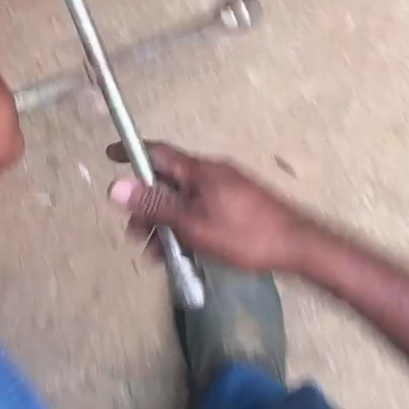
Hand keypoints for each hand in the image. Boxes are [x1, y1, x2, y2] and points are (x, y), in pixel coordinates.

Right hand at [105, 142, 316, 271]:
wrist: (299, 247)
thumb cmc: (244, 235)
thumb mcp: (192, 224)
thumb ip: (153, 206)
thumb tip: (116, 186)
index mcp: (200, 171)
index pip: (157, 152)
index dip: (131, 153)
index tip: (109, 155)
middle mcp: (211, 173)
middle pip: (168, 181)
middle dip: (146, 206)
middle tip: (135, 234)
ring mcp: (225, 189)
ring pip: (183, 200)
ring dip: (165, 223)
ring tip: (158, 255)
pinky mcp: (236, 205)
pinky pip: (199, 209)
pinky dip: (185, 226)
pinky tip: (183, 252)